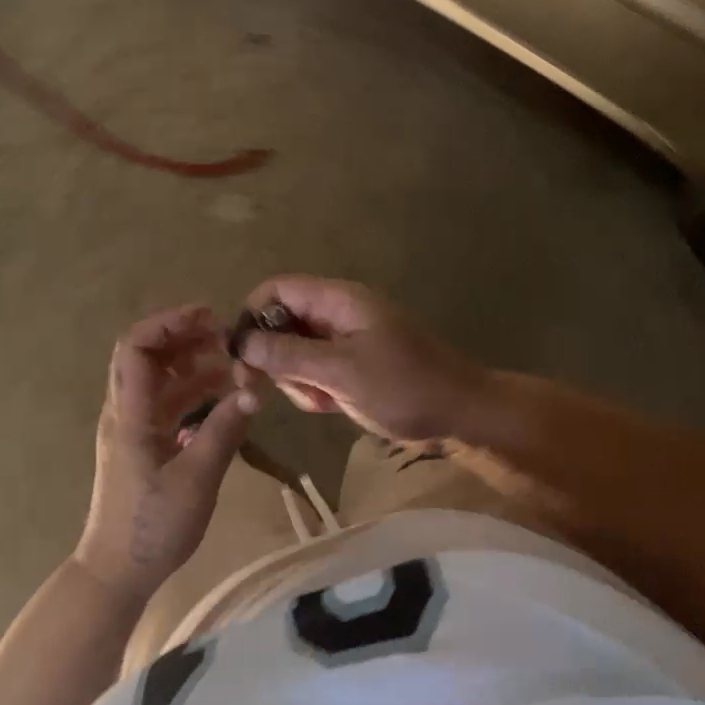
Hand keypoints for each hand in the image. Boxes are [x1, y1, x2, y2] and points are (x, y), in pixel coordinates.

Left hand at [73, 304, 259, 601]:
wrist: (116, 571)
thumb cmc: (152, 526)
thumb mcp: (196, 479)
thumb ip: (224, 431)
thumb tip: (252, 389)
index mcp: (129, 413)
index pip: (136, 347)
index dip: (168, 323)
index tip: (207, 317)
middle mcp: (125, 411)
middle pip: (146, 355)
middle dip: (184, 338)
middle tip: (225, 338)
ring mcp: (131, 428)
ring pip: (158, 379)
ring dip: (191, 366)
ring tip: (232, 366)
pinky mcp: (141, 445)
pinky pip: (165, 404)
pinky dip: (191, 393)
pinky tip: (221, 399)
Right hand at [237, 275, 486, 440]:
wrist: (464, 415)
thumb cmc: (405, 387)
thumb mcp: (342, 372)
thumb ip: (289, 355)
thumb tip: (242, 342)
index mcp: (337, 299)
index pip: (276, 289)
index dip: (251, 315)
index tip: (240, 354)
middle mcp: (337, 312)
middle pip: (280, 321)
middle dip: (272, 356)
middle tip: (266, 388)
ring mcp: (345, 339)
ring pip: (293, 350)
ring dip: (295, 378)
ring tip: (319, 400)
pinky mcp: (351, 364)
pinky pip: (314, 369)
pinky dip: (313, 388)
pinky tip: (330, 406)